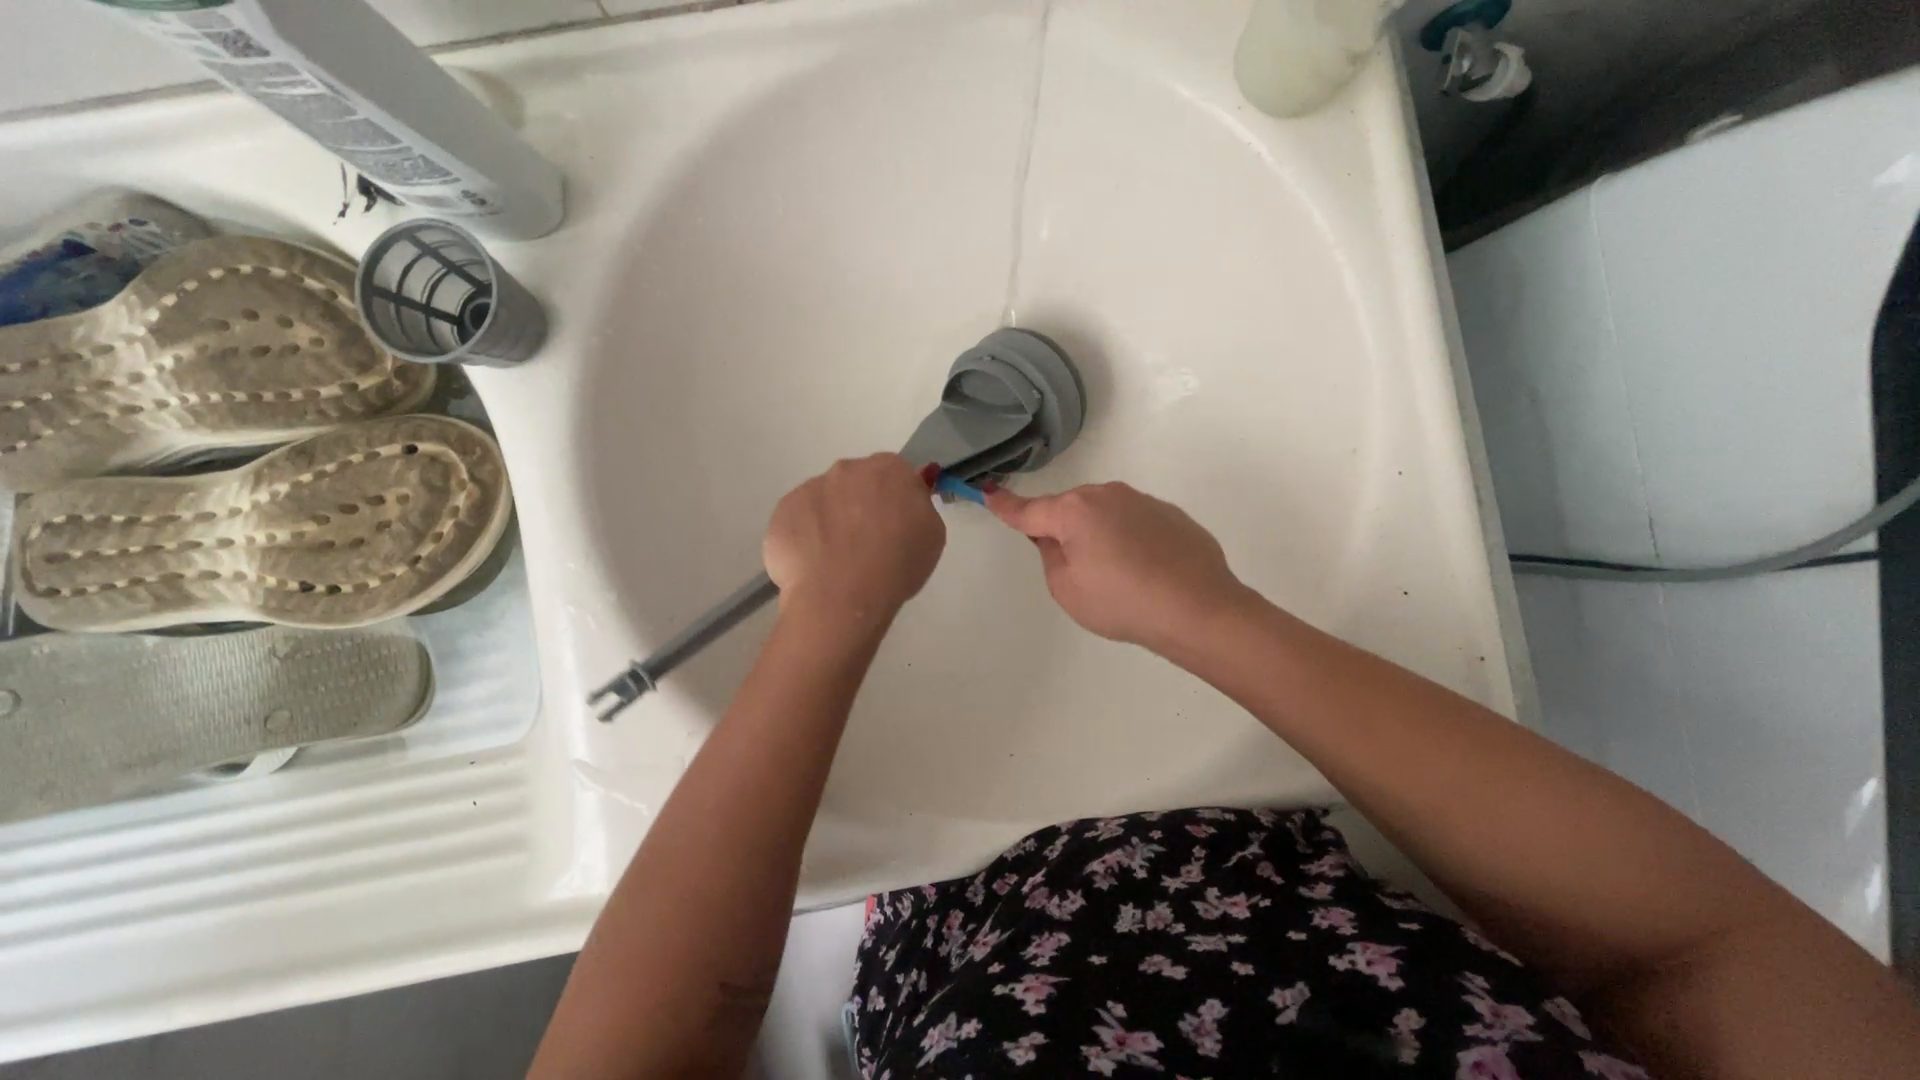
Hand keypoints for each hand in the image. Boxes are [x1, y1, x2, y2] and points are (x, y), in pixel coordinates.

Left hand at [764, 454, 945, 621]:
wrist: (841, 594)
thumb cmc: (897, 565)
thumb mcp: (932, 535)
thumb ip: (919, 508)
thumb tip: (905, 503)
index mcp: (889, 469)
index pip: (895, 475)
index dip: (895, 502)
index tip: (895, 528)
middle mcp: (847, 469)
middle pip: (856, 483)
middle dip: (859, 506)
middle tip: (865, 546)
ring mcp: (809, 488)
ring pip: (823, 501)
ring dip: (829, 522)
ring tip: (836, 562)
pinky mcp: (782, 512)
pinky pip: (797, 522)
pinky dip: (804, 539)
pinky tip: (814, 567)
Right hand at [986, 482, 1254, 652]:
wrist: (1197, 608)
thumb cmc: (1122, 602)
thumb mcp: (1067, 589)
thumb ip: (1051, 556)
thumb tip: (1057, 538)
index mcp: (1073, 511)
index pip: (1029, 510)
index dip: (1007, 507)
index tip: (989, 494)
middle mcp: (1106, 495)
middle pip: (1070, 511)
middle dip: (1066, 532)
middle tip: (1081, 574)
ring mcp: (1142, 501)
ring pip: (1106, 515)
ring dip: (1102, 536)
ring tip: (1120, 578)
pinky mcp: (1171, 514)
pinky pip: (1136, 524)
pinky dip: (1132, 542)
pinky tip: (1147, 573)